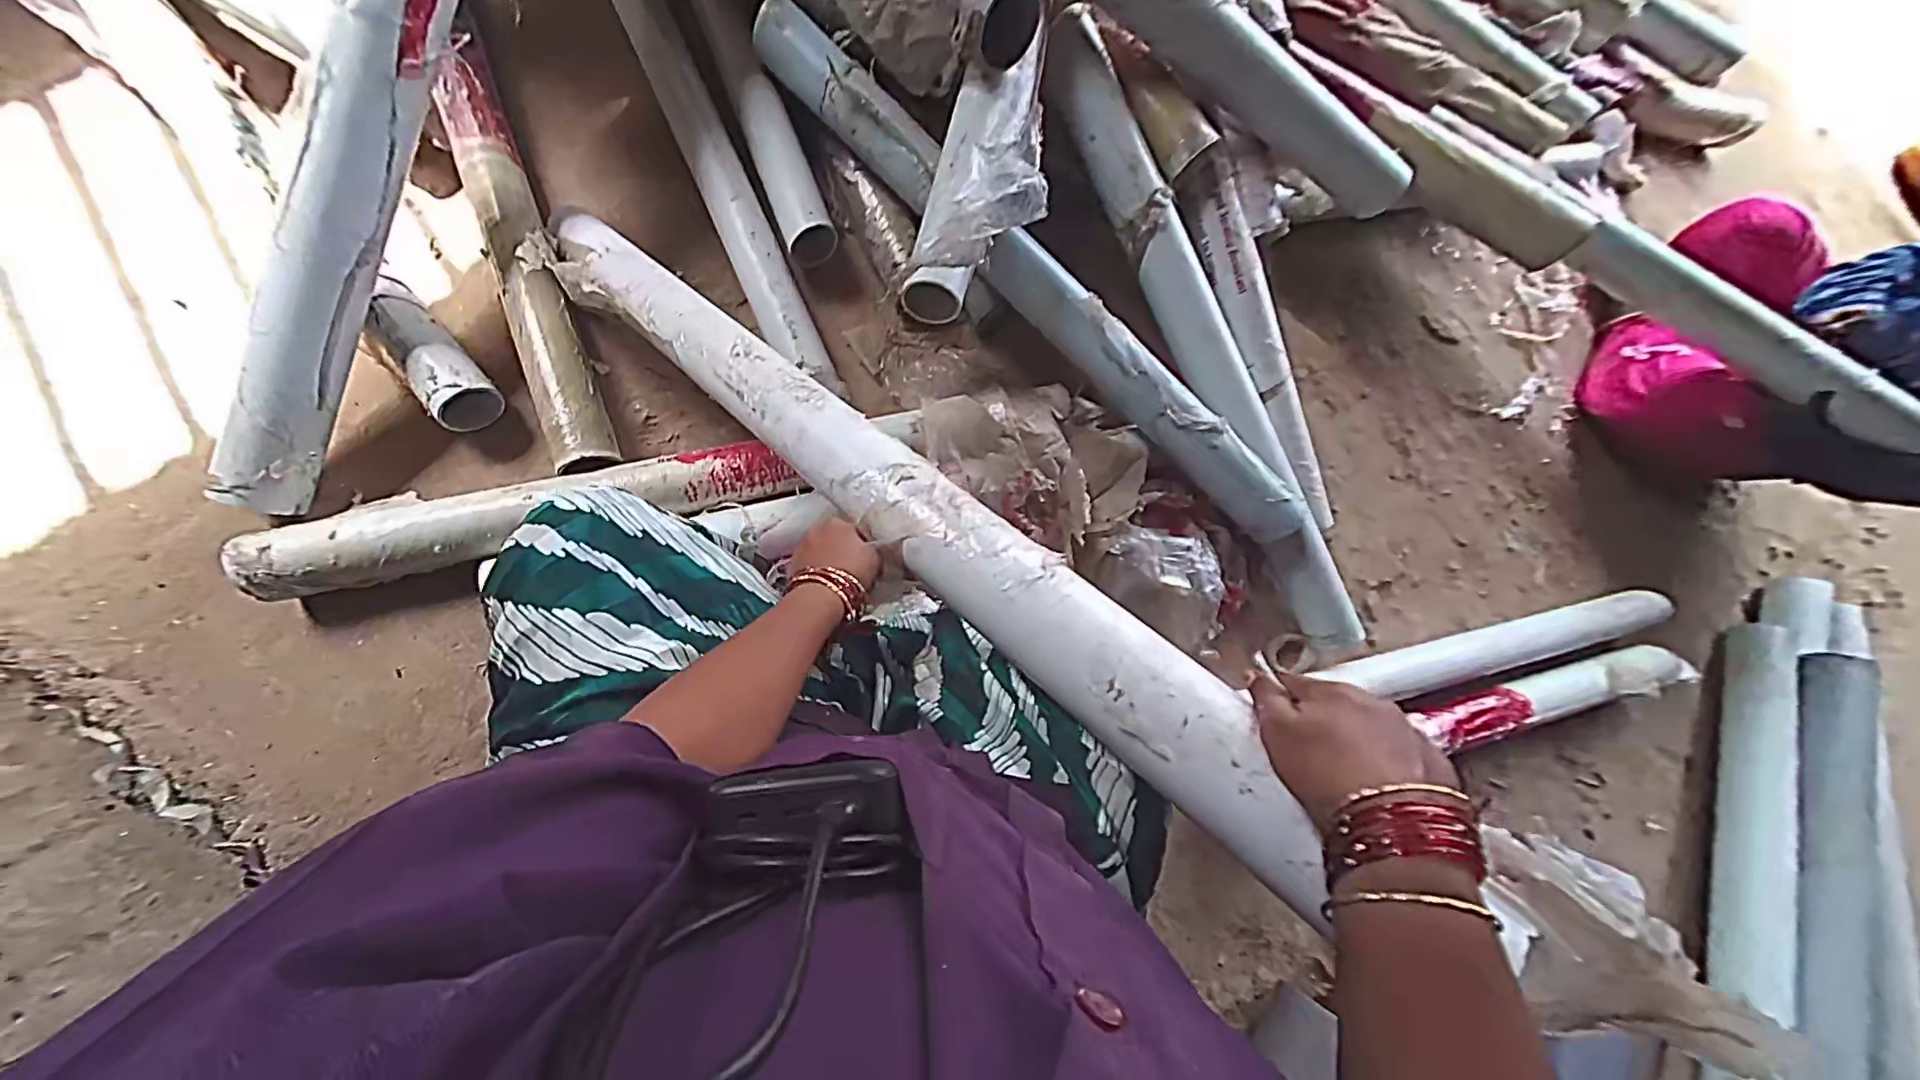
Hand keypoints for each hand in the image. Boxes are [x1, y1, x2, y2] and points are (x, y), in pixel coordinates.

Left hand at [790, 516, 879, 591]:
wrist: (821, 594)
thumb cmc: (853, 571)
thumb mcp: (875, 558)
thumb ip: (873, 549)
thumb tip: (872, 551)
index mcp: (839, 521)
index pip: (855, 529)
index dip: (862, 544)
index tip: (866, 558)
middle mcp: (818, 527)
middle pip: (834, 537)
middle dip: (841, 548)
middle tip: (851, 566)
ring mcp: (802, 544)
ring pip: (820, 549)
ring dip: (827, 557)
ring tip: (836, 575)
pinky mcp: (792, 562)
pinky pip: (810, 562)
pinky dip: (816, 568)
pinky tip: (824, 580)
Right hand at [1250, 670, 1458, 834]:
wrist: (1394, 824)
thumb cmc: (1327, 777)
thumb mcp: (1277, 734)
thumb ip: (1266, 699)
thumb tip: (1259, 677)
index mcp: (1330, 691)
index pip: (1294, 681)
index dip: (1280, 696)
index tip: (1274, 711)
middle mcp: (1372, 702)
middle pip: (1337, 702)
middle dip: (1323, 717)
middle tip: (1307, 748)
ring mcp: (1407, 730)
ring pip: (1371, 724)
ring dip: (1358, 737)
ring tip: (1342, 770)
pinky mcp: (1434, 761)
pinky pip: (1403, 752)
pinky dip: (1389, 761)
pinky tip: (1377, 783)